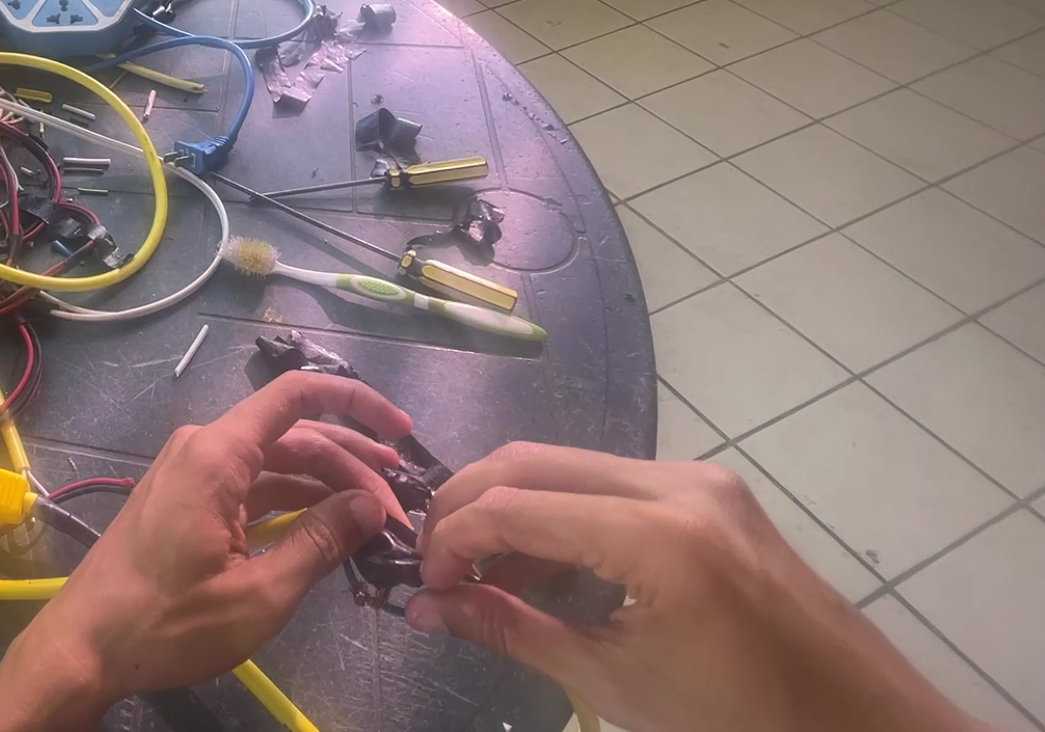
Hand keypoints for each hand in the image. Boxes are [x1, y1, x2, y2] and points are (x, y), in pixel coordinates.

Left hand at [0, 372, 414, 729]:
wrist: (86, 641)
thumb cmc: (168, 621)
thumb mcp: (257, 594)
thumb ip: (319, 542)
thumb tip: (371, 504)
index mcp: (218, 453)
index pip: (294, 396)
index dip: (353, 402)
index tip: (401, 430)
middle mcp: (205, 446)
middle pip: (292, 435)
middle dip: (350, 463)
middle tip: (402, 504)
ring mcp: (194, 470)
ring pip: (274, 461)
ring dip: (324, 484)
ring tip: (378, 516)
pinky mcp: (190, 495)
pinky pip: (251, 485)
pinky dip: (291, 501)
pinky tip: (328, 524)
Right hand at [406, 442, 991, 731]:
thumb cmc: (745, 725)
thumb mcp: (615, 683)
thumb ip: (508, 630)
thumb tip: (421, 609)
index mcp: (659, 539)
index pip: (515, 509)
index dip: (454, 538)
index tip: (427, 580)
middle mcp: (673, 483)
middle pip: (526, 463)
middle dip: (465, 504)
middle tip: (436, 556)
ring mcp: (692, 476)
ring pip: (556, 461)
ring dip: (504, 503)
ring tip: (478, 561)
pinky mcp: (701, 485)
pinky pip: (597, 478)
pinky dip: (551, 508)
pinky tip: (536, 558)